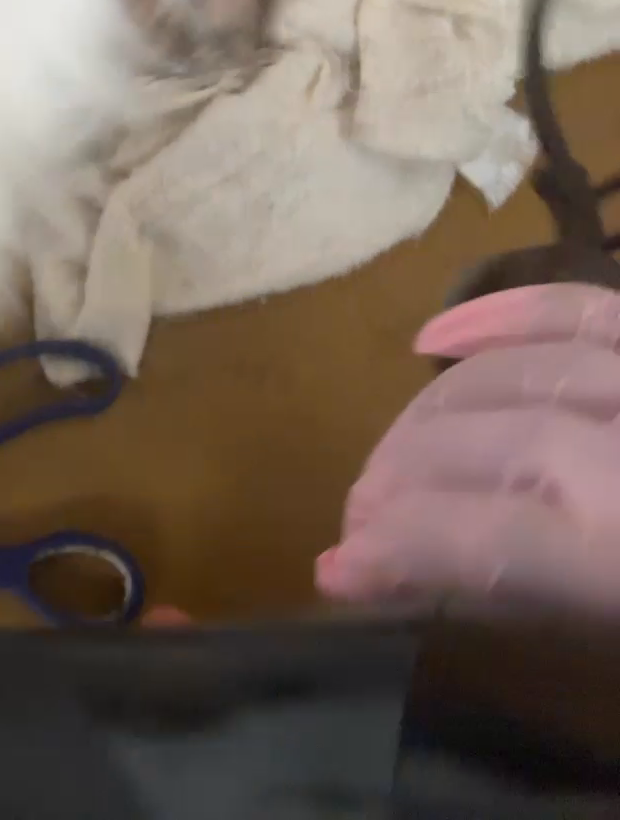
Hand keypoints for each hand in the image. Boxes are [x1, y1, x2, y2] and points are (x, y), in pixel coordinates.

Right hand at [316, 283, 619, 615]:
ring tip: (395, 465)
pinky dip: (502, 318)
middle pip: (482, 445)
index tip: (337, 571)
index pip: (485, 536)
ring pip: (508, 380)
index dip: (393, 550)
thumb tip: (380, 575)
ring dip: (424, 424)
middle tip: (365, 526)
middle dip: (394, 484)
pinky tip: (436, 338)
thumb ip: (542, 610)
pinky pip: (587, 313)